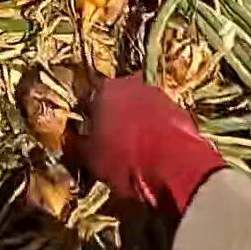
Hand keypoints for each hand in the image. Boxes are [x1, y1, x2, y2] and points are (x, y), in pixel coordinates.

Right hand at [72, 76, 224, 218]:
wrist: (175, 166)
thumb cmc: (125, 160)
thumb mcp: (92, 159)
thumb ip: (78, 145)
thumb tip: (70, 140)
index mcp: (103, 90)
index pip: (89, 98)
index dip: (88, 118)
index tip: (88, 135)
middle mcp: (129, 83)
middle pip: (117, 98)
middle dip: (114, 116)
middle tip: (113, 142)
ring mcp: (156, 93)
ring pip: (140, 106)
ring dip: (138, 122)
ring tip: (137, 151)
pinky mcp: (179, 108)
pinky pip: (161, 118)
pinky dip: (158, 131)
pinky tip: (157, 153)